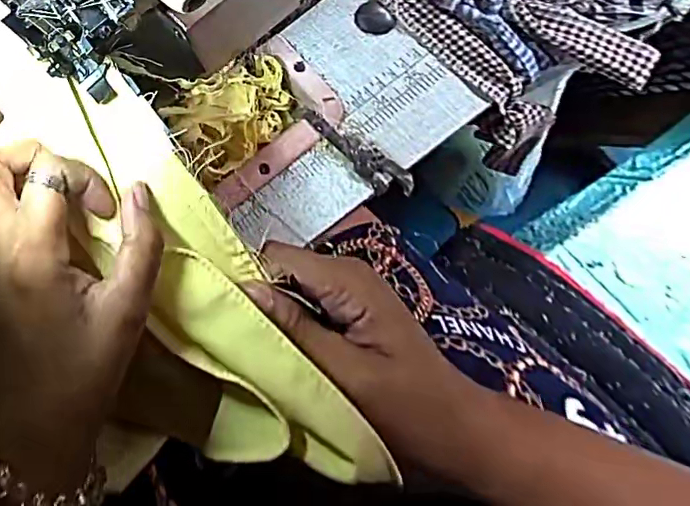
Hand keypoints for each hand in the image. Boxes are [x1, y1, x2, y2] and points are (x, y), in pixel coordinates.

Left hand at [0, 140, 163, 494]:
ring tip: (32, 192)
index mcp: (30, 249)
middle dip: (35, 155)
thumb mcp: (128, 309)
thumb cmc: (86, 367)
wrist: (36, 427)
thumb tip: (139, 190)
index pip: (47, 169)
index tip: (106, 212)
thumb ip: (142, 244)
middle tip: (65, 183)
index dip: (84, 176)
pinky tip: (2, 218)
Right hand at [245, 244, 689, 505]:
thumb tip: (243, 289)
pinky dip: (291, 319)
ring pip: (289, 283)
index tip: (226, 313)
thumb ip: (296, 329)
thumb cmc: (409, 409)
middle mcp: (344, 270)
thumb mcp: (348, 375)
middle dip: (259, 295)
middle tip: (244, 336)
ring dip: (274, 310)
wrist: (463, 433)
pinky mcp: (348, 304)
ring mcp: (348, 286)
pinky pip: (305, 298)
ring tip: (263, 344)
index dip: (248, 279)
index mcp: (346, 278)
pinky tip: (288, 347)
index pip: (275, 257)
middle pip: (280, 266)